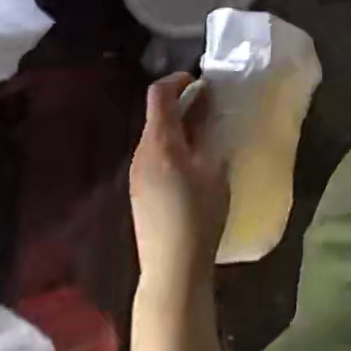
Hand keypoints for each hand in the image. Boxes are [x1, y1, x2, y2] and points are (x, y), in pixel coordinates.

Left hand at [131, 73, 229, 283]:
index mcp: (160, 141)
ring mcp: (136, 173)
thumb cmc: (199, 215)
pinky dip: (172, 147)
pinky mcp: (138, 192)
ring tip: (205, 136)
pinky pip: (154, 156)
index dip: (178, 79)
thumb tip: (204, 109)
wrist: (172, 270)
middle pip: (157, 114)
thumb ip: (206, 134)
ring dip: (178, 127)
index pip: (159, 93)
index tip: (200, 81)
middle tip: (210, 108)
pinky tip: (191, 165)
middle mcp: (142, 152)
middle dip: (182, 104)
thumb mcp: (214, 169)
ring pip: (156, 136)